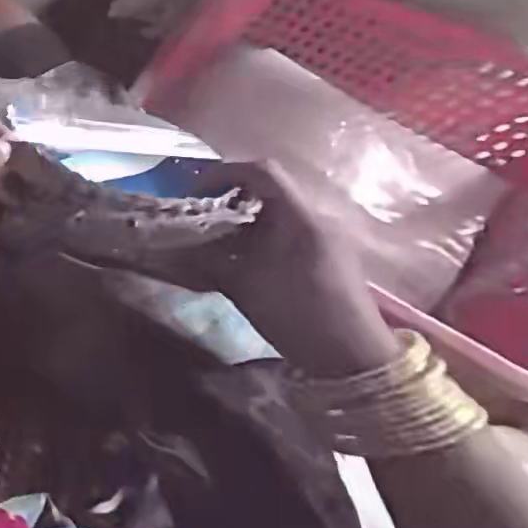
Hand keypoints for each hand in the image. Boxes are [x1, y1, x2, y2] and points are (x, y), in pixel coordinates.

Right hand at [165, 162, 401, 376]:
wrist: (352, 356)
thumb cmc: (295, 315)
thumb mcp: (242, 285)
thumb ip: (208, 256)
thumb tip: (175, 241)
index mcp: (300, 218)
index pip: (260, 171)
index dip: (221, 174)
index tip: (193, 194)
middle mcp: (316, 215)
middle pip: (266, 185)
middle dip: (226, 194)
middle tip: (198, 214)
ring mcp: (325, 231)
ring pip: (274, 204)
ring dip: (241, 212)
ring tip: (213, 233)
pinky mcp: (326, 247)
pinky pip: (286, 222)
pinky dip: (257, 227)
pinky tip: (239, 250)